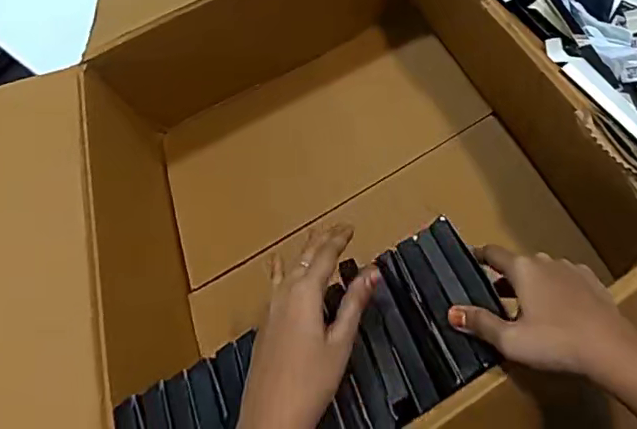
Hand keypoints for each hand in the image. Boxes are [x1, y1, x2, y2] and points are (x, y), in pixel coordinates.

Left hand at [237, 224, 379, 428]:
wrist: (270, 416)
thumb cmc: (309, 383)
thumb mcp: (339, 343)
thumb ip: (354, 304)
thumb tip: (372, 272)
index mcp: (305, 291)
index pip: (325, 255)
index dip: (339, 239)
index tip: (350, 226)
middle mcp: (286, 291)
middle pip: (306, 255)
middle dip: (323, 239)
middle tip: (338, 227)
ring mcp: (272, 305)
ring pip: (290, 265)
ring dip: (305, 249)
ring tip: (313, 236)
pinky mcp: (265, 320)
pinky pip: (276, 280)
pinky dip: (283, 266)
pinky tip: (278, 265)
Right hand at [445, 245, 634, 379]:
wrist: (612, 348)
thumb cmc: (556, 342)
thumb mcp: (512, 340)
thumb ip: (481, 323)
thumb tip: (451, 311)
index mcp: (522, 268)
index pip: (493, 253)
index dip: (480, 255)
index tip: (472, 258)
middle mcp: (544, 260)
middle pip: (519, 264)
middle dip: (508, 279)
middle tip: (500, 298)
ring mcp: (570, 268)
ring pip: (544, 271)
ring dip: (534, 284)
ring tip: (532, 309)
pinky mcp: (591, 281)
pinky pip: (566, 280)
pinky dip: (558, 290)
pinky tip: (562, 310)